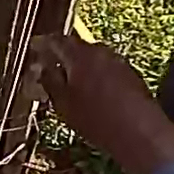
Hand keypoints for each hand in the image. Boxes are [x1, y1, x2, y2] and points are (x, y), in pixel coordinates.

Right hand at [29, 34, 173, 173]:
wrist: (140, 132)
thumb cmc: (95, 119)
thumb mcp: (63, 102)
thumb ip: (49, 81)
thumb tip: (41, 67)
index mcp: (80, 55)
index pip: (56, 41)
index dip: (42, 43)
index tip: (33, 47)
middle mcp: (100, 52)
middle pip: (76, 46)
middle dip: (61, 54)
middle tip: (48, 66)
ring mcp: (118, 61)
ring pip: (92, 57)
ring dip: (78, 64)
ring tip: (68, 81)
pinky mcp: (130, 74)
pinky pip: (105, 67)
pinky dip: (93, 73)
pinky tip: (90, 90)